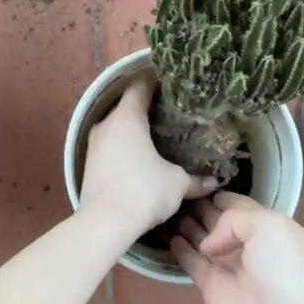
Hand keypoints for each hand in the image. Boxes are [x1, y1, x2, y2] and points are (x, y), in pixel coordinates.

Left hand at [80, 75, 217, 237]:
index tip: (170, 83)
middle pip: (126, 106)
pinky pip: (109, 145)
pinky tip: (138, 157)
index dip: (155, 82)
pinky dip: (123, 146)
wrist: (104, 222)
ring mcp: (93, 143)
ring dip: (132, 129)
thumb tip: (214, 181)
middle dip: (146, 107)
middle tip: (169, 113)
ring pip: (116, 127)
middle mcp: (106, 124)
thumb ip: (196, 179)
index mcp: (127, 117)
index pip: (140, 86)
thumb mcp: (177, 184)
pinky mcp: (88, 162)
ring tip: (155, 136)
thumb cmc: (143, 191)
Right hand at [171, 193, 303, 303]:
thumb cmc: (286, 274)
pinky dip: (180, 248)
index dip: (220, 192)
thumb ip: (233, 220)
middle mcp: (250, 244)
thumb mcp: (269, 228)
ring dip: (187, 223)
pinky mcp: (212, 287)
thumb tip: (208, 242)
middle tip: (174, 189)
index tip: (194, 176)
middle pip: (219, 219)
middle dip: (201, 204)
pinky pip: (192, 261)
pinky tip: (168, 236)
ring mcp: (230, 266)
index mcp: (272, 227)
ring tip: (166, 207)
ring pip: (203, 238)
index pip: (240, 203)